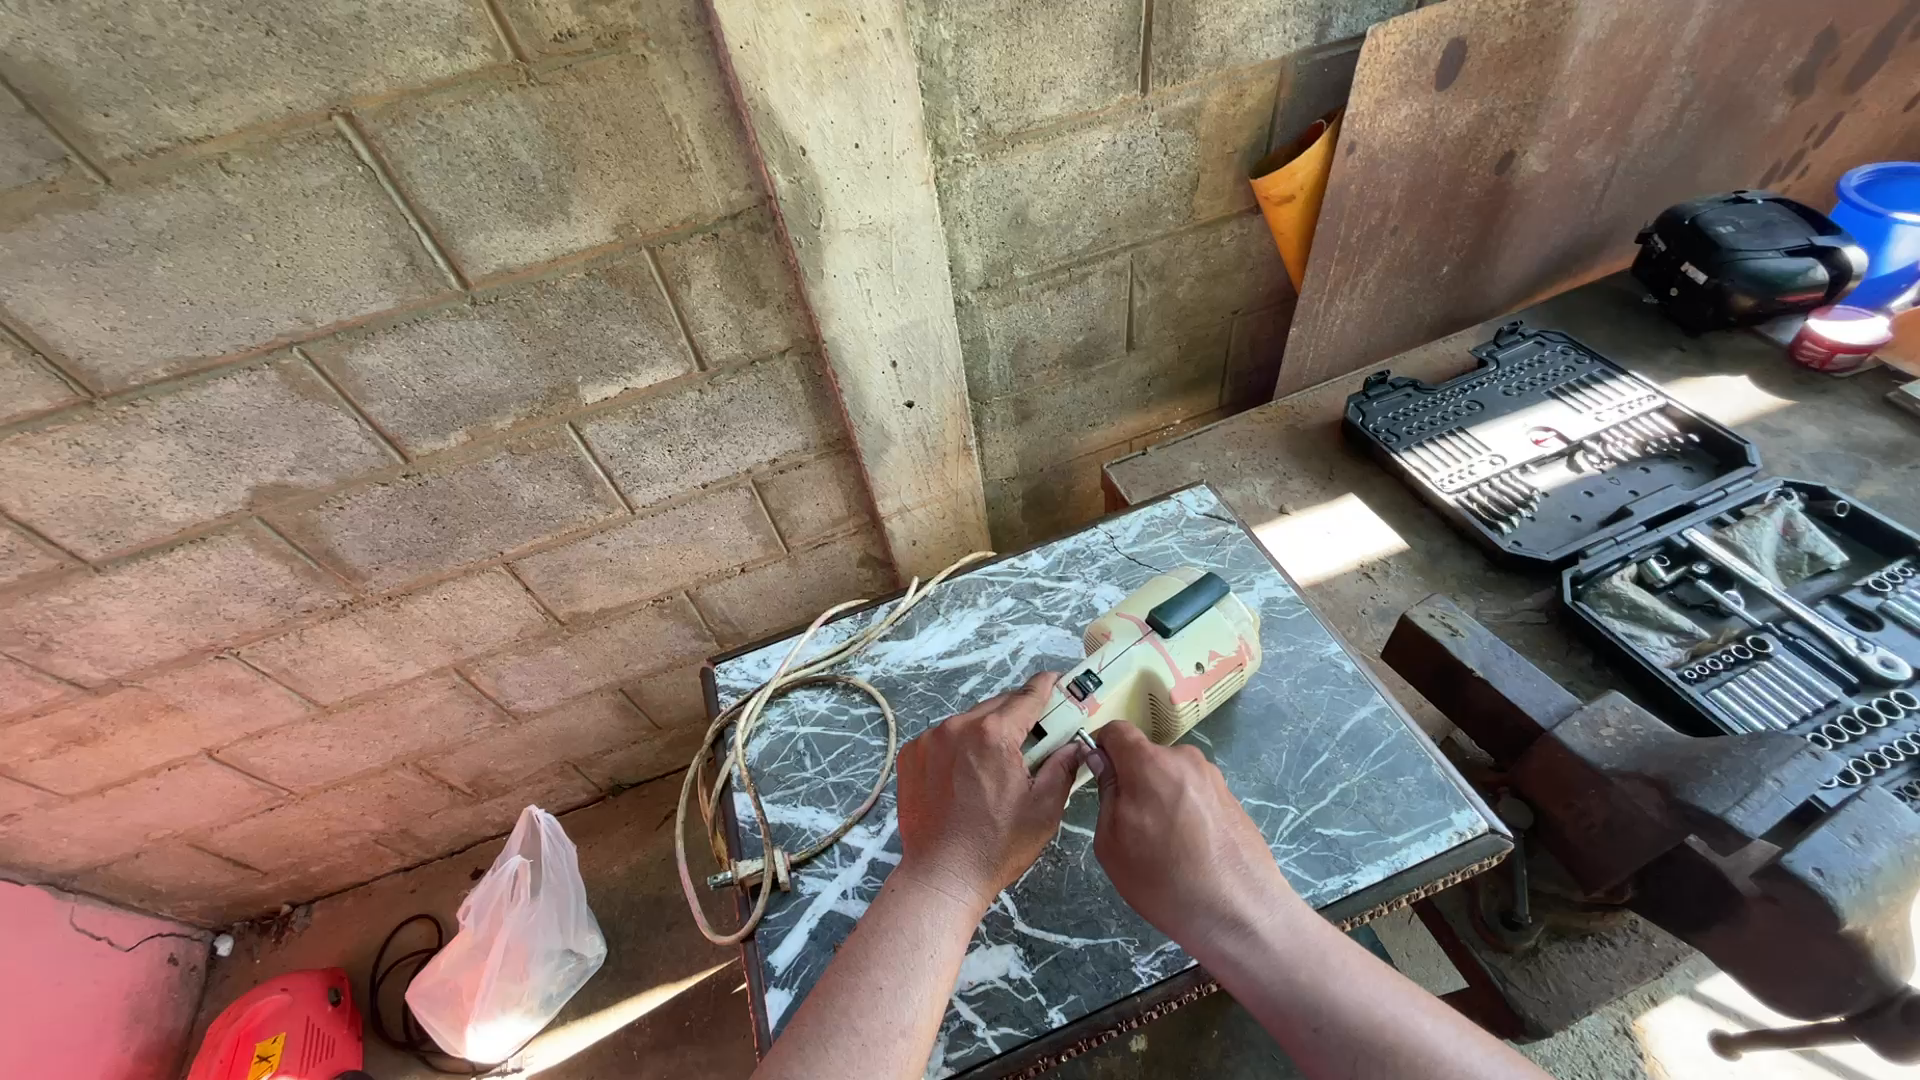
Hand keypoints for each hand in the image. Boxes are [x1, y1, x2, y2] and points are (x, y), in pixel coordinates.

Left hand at [893, 672, 1084, 912]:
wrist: (941, 876)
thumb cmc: (997, 845)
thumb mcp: (1044, 808)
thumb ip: (1062, 767)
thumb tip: (1075, 744)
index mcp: (993, 735)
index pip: (1027, 696)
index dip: (1047, 686)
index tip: (1057, 680)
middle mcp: (957, 727)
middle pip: (997, 706)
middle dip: (1019, 714)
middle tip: (1035, 732)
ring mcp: (929, 739)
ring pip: (968, 720)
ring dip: (987, 730)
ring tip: (998, 759)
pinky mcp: (910, 754)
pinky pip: (943, 737)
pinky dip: (959, 745)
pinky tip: (966, 772)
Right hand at [1088, 721, 1303, 955]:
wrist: (1240, 914)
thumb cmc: (1163, 879)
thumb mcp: (1112, 841)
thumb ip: (1106, 791)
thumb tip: (1101, 759)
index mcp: (1149, 763)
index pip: (1116, 731)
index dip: (1103, 749)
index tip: (1101, 777)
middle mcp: (1184, 759)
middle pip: (1147, 756)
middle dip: (1134, 779)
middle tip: (1133, 823)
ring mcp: (1213, 778)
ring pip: (1172, 775)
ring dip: (1162, 795)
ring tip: (1167, 843)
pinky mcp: (1233, 799)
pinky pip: (1196, 793)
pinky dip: (1187, 811)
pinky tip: (1192, 849)